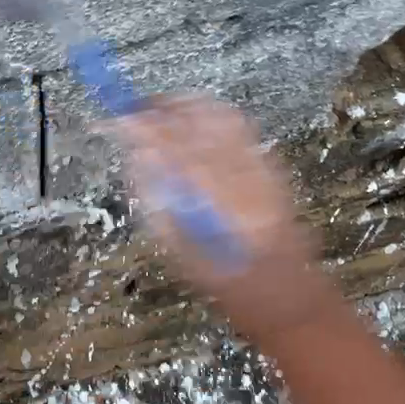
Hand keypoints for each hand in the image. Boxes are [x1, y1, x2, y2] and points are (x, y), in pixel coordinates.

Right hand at [111, 94, 344, 344]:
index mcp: (209, 200)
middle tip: (134, 110)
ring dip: (185, 106)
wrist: (289, 297)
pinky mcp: (272, 166)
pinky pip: (239, 126)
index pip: (167, 145)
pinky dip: (211, 113)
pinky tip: (194, 119)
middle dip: (158, 109)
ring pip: (217, 115)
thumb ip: (156, 200)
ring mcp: (258, 167)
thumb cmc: (225, 282)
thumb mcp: (178, 248)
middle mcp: (237, 177)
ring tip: (161, 108)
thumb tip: (136, 157)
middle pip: (193, 123)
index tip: (115, 118)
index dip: (137, 125)